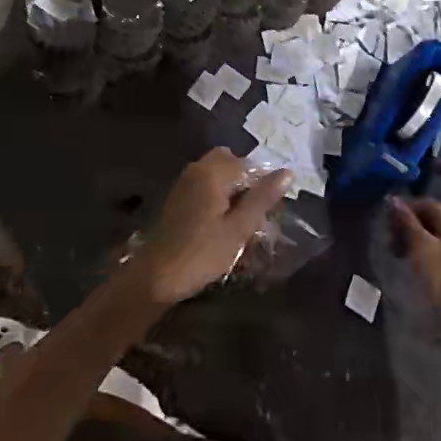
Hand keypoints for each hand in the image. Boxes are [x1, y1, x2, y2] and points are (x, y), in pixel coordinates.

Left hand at [131, 148, 290, 304]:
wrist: (154, 278)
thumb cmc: (201, 254)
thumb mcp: (238, 229)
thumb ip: (262, 198)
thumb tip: (287, 172)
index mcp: (212, 173)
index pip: (249, 164)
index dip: (263, 184)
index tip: (268, 210)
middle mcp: (197, 169)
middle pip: (230, 162)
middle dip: (246, 181)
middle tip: (254, 211)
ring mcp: (184, 183)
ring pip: (217, 173)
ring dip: (232, 188)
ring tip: (241, 219)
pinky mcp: (178, 198)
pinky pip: (205, 184)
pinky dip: (217, 195)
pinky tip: (222, 222)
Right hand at [391, 197, 440, 319]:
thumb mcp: (422, 248)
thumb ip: (407, 223)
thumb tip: (393, 200)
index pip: (427, 204)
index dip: (405, 208)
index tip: (385, 220)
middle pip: (430, 219)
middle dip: (408, 226)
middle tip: (388, 240)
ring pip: (432, 237)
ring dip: (412, 241)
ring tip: (396, 254)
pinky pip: (436, 252)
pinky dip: (421, 254)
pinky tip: (410, 265)